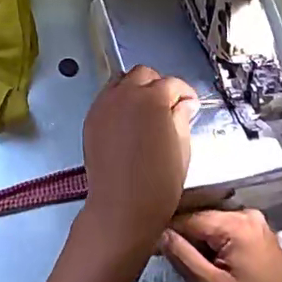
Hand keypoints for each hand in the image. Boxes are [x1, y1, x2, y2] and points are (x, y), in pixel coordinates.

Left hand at [79, 66, 197, 248]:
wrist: (121, 208)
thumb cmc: (157, 183)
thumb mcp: (182, 148)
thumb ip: (182, 118)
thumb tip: (183, 105)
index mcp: (152, 98)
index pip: (172, 83)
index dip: (185, 93)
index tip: (190, 104)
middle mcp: (125, 94)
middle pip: (144, 74)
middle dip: (158, 84)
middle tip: (169, 104)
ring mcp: (105, 104)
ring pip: (122, 81)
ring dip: (136, 89)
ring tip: (146, 110)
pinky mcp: (91, 118)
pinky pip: (107, 98)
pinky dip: (118, 101)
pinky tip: (128, 121)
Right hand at [162, 209, 281, 281]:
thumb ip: (183, 257)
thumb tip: (159, 234)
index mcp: (236, 224)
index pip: (189, 218)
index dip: (169, 234)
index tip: (153, 249)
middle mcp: (247, 215)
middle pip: (202, 220)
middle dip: (187, 240)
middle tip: (175, 265)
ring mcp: (256, 224)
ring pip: (213, 227)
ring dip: (201, 245)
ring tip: (194, 270)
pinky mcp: (259, 236)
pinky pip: (227, 233)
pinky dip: (216, 247)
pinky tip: (213, 268)